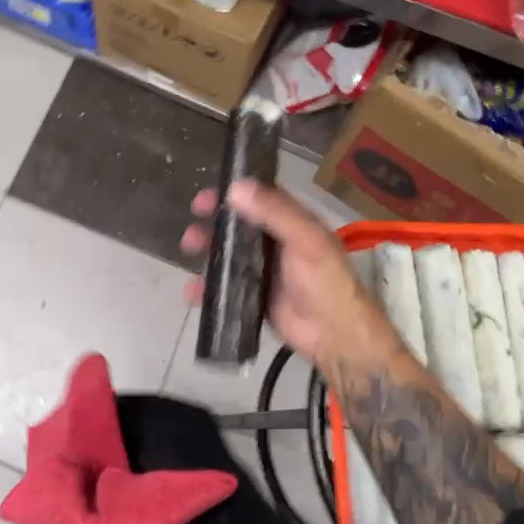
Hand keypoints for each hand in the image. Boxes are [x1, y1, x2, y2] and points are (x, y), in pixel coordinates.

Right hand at [180, 180, 401, 374]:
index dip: (231, 194)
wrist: (334, 336)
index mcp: (292, 222)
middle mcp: (276, 242)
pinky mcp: (255, 296)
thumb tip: (236, 187)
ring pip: (229, 254)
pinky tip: (193, 291)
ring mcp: (264, 269)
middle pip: (238, 225)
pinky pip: (227, 286)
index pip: (258, 198)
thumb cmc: (324, 280)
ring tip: (189, 252)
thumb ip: (273, 212)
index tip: (205, 197)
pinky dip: (208, 287)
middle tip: (192, 227)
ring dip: (207, 250)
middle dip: (212, 223)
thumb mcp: (304, 240)